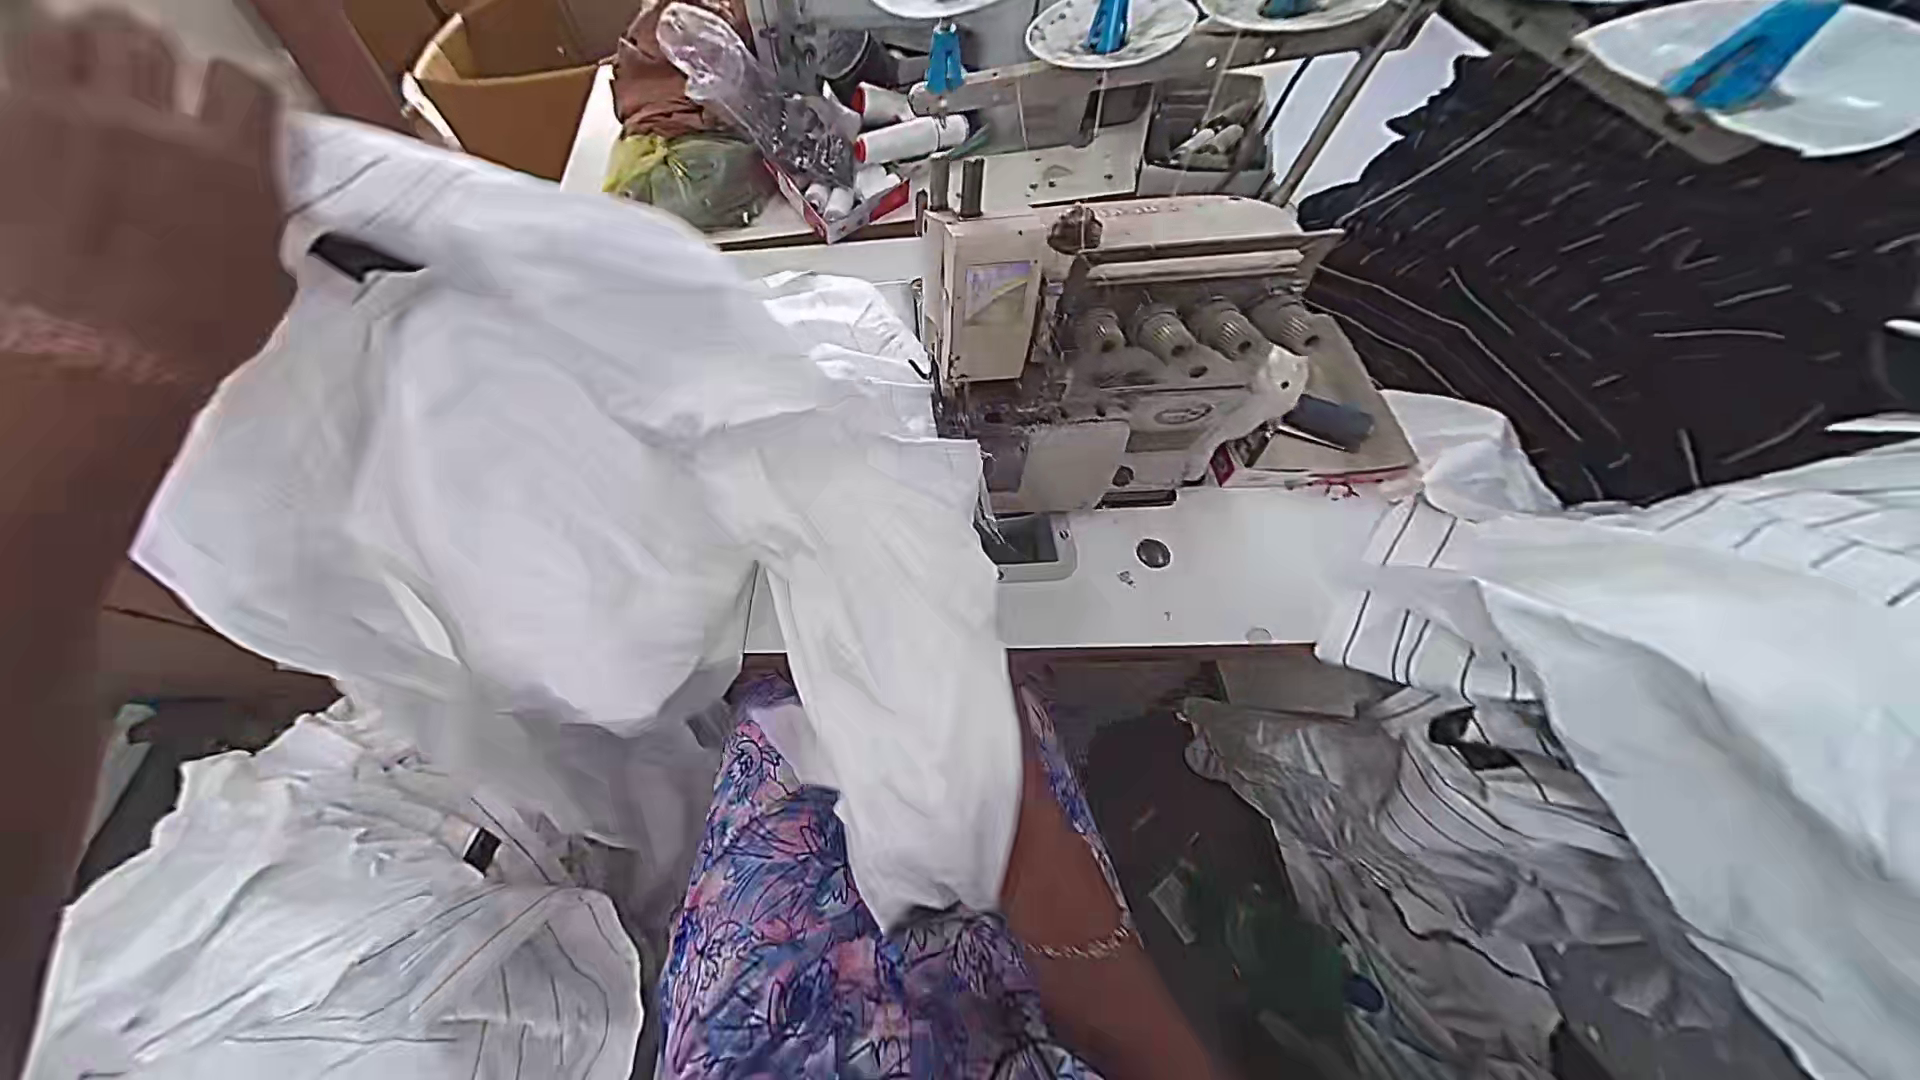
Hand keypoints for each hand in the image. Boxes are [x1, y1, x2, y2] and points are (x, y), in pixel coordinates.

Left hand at [0, 9, 291, 391]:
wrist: (99, 346)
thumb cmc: (193, 323)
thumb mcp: (265, 274)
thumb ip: (255, 219)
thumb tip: (249, 205)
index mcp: (231, 167)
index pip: (244, 85)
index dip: (246, 87)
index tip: (243, 98)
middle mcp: (146, 127)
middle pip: (141, 37)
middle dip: (153, 53)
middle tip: (158, 73)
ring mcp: (57, 119)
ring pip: (59, 29)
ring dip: (81, 46)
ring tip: (91, 72)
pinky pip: (9, 74)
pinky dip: (29, 82)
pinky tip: (48, 114)